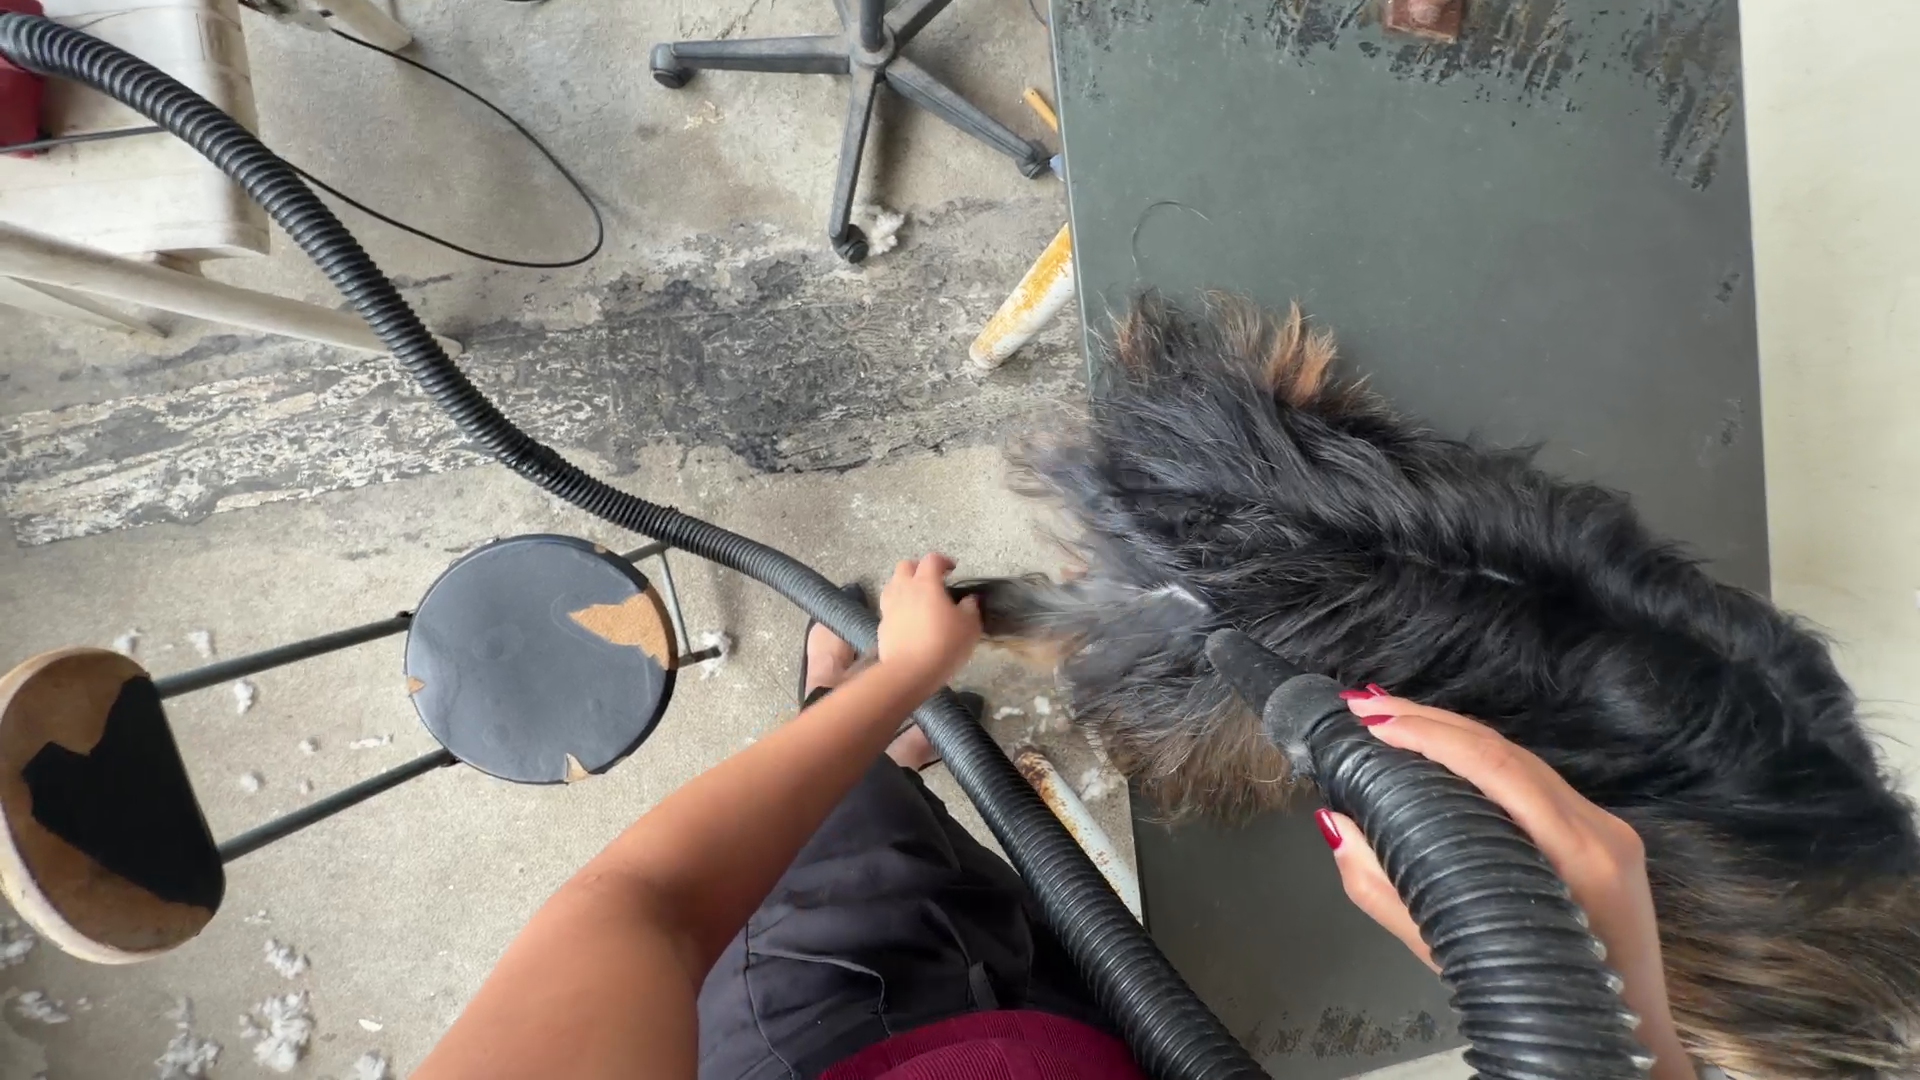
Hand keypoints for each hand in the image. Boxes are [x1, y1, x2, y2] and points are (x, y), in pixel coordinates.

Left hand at [876, 554, 981, 691]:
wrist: (910, 672)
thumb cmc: (944, 644)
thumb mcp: (969, 626)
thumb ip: (971, 608)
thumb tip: (969, 600)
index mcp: (925, 584)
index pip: (932, 560)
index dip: (943, 560)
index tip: (952, 569)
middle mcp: (903, 590)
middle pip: (905, 566)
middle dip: (918, 568)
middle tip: (932, 580)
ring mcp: (889, 607)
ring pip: (892, 585)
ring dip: (904, 586)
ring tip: (918, 599)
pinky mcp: (882, 626)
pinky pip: (889, 608)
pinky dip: (899, 608)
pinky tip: (909, 621)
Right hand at [1319, 695, 1694, 1079]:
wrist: (1618, 1039)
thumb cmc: (1533, 997)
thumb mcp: (1446, 950)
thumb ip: (1381, 889)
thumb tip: (1334, 824)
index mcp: (1577, 857)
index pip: (1496, 766)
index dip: (1430, 735)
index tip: (1372, 724)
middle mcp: (1597, 828)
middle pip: (1502, 746)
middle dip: (1424, 719)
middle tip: (1359, 707)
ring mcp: (1602, 824)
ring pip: (1512, 751)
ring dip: (1442, 727)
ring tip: (1381, 713)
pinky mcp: (1594, 827)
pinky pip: (1521, 770)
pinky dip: (1467, 748)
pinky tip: (1427, 739)